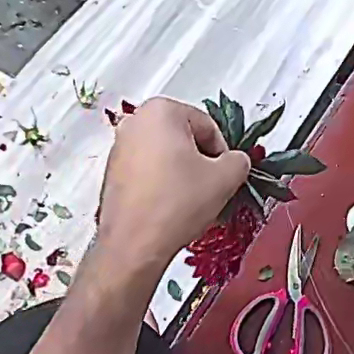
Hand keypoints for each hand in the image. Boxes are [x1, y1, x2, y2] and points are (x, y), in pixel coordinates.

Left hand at [96, 98, 250, 272]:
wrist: (135, 243)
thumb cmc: (179, 202)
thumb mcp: (226, 178)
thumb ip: (240, 160)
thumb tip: (236, 161)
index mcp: (161, 111)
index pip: (208, 126)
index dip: (223, 153)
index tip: (226, 175)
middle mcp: (135, 122)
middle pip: (185, 139)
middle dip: (203, 163)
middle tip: (213, 188)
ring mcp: (119, 147)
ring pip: (168, 156)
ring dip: (186, 175)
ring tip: (195, 202)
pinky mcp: (113, 173)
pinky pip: (150, 171)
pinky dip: (166, 184)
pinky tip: (175, 208)